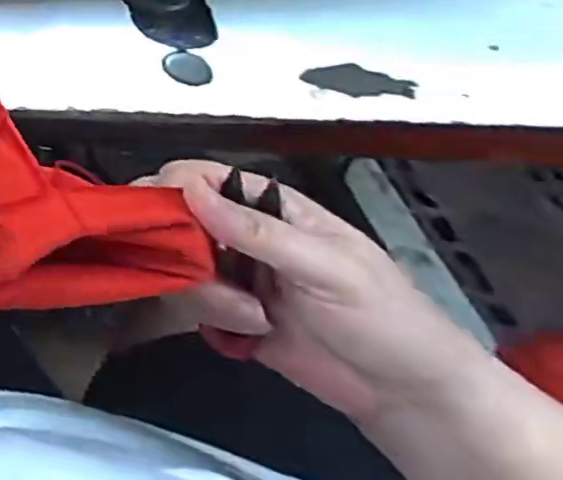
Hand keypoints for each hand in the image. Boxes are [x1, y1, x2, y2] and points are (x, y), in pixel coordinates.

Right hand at [137, 161, 496, 422]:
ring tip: (253, 315)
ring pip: (173, 260)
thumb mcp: (331, 270)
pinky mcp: (217, 306)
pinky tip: (248, 330)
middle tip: (198, 269)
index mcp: (264, 207)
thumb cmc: (389, 321)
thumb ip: (259, 230)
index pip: (197, 175)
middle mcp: (234, 232)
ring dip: (205, 291)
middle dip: (179, 246)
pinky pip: (182, 298)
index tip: (161, 212)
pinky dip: (208, 315)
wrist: (414, 401)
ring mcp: (224, 270)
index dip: (172, 186)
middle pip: (171, 216)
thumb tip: (188, 188)